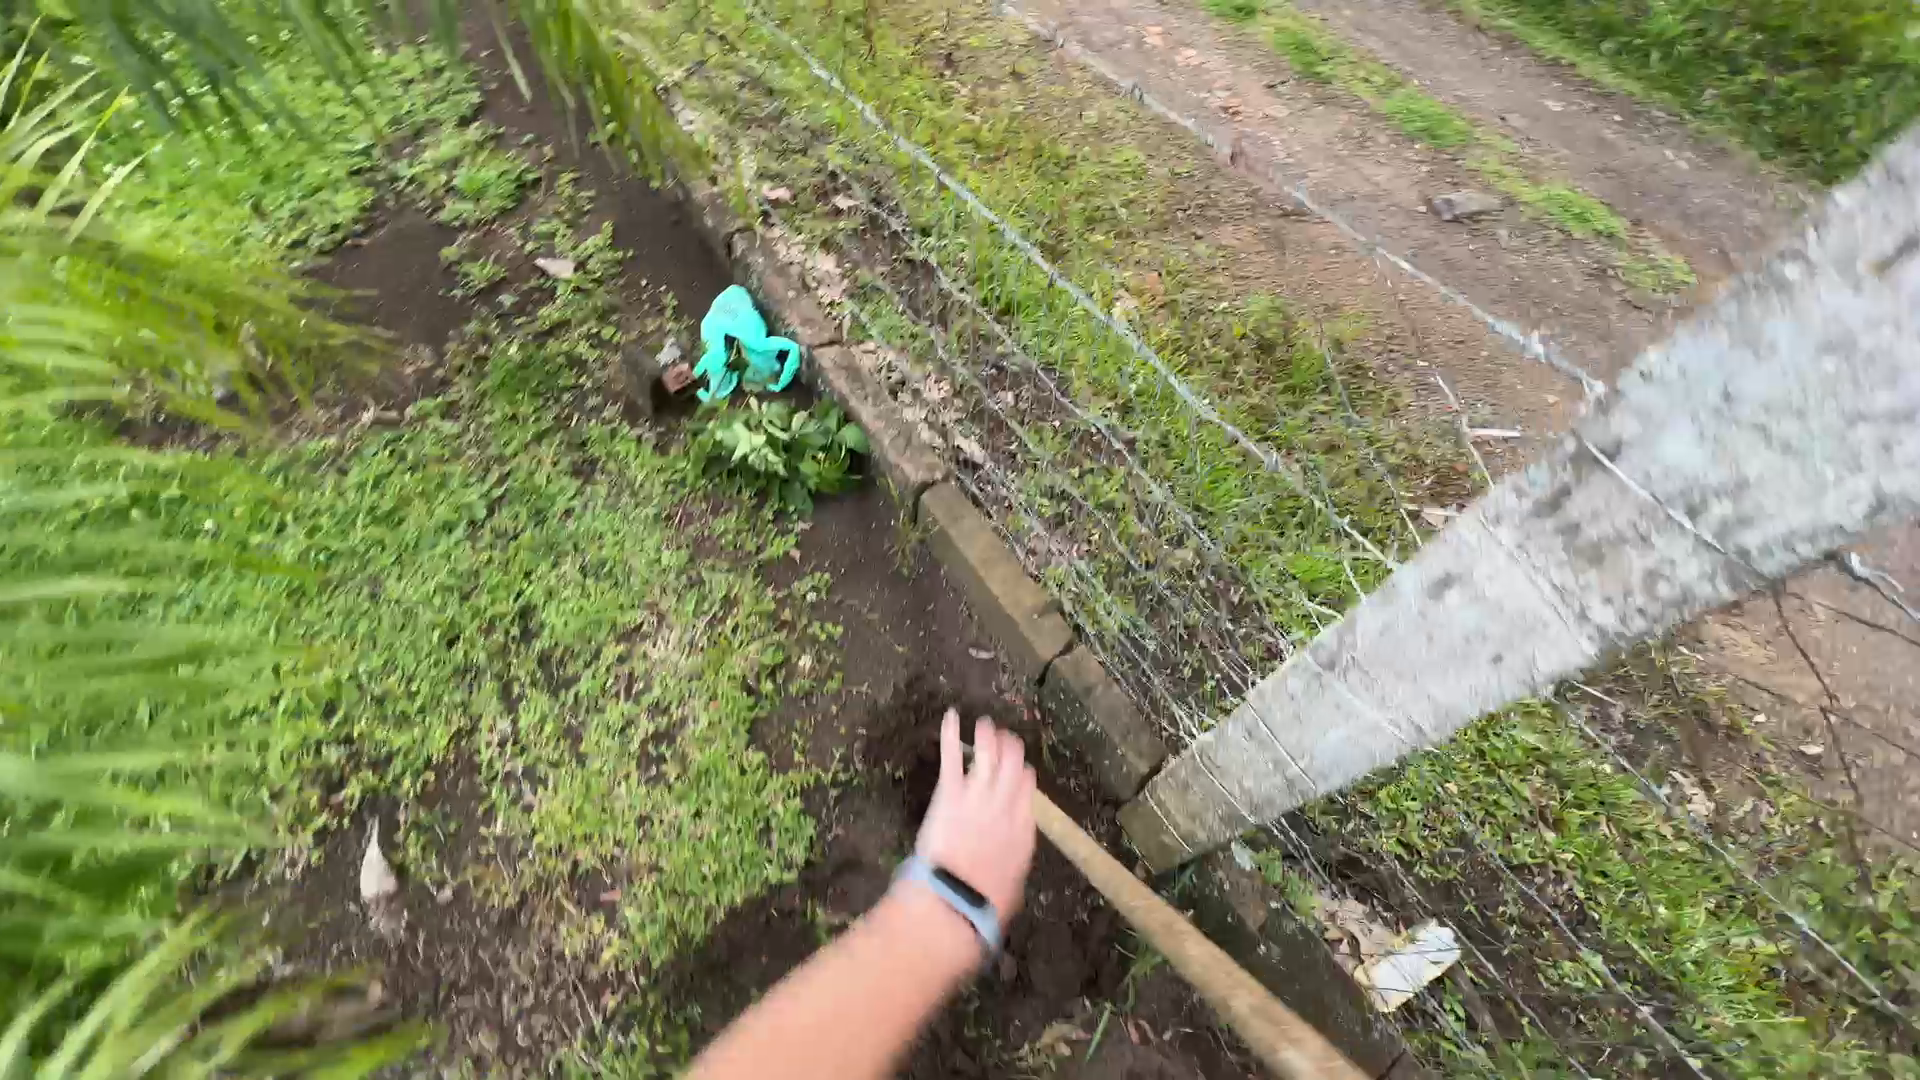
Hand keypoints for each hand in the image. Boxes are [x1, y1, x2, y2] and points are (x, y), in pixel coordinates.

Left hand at [910, 709, 1036, 917]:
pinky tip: (951, 717)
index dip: (1024, 775)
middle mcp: (1005, 805)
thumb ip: (1011, 864)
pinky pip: (952, 757)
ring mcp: (978, 795)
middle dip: (1010, 748)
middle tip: (1006, 738)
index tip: (1022, 769)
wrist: (954, 900)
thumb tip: (1007, 868)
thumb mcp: (1011, 886)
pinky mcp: (950, 792)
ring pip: (988, 755)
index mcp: (1023, 828)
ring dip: (988, 737)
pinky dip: (951, 735)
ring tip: (985, 723)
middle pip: (1013, 765)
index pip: (1027, 789)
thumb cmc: (983, 904)